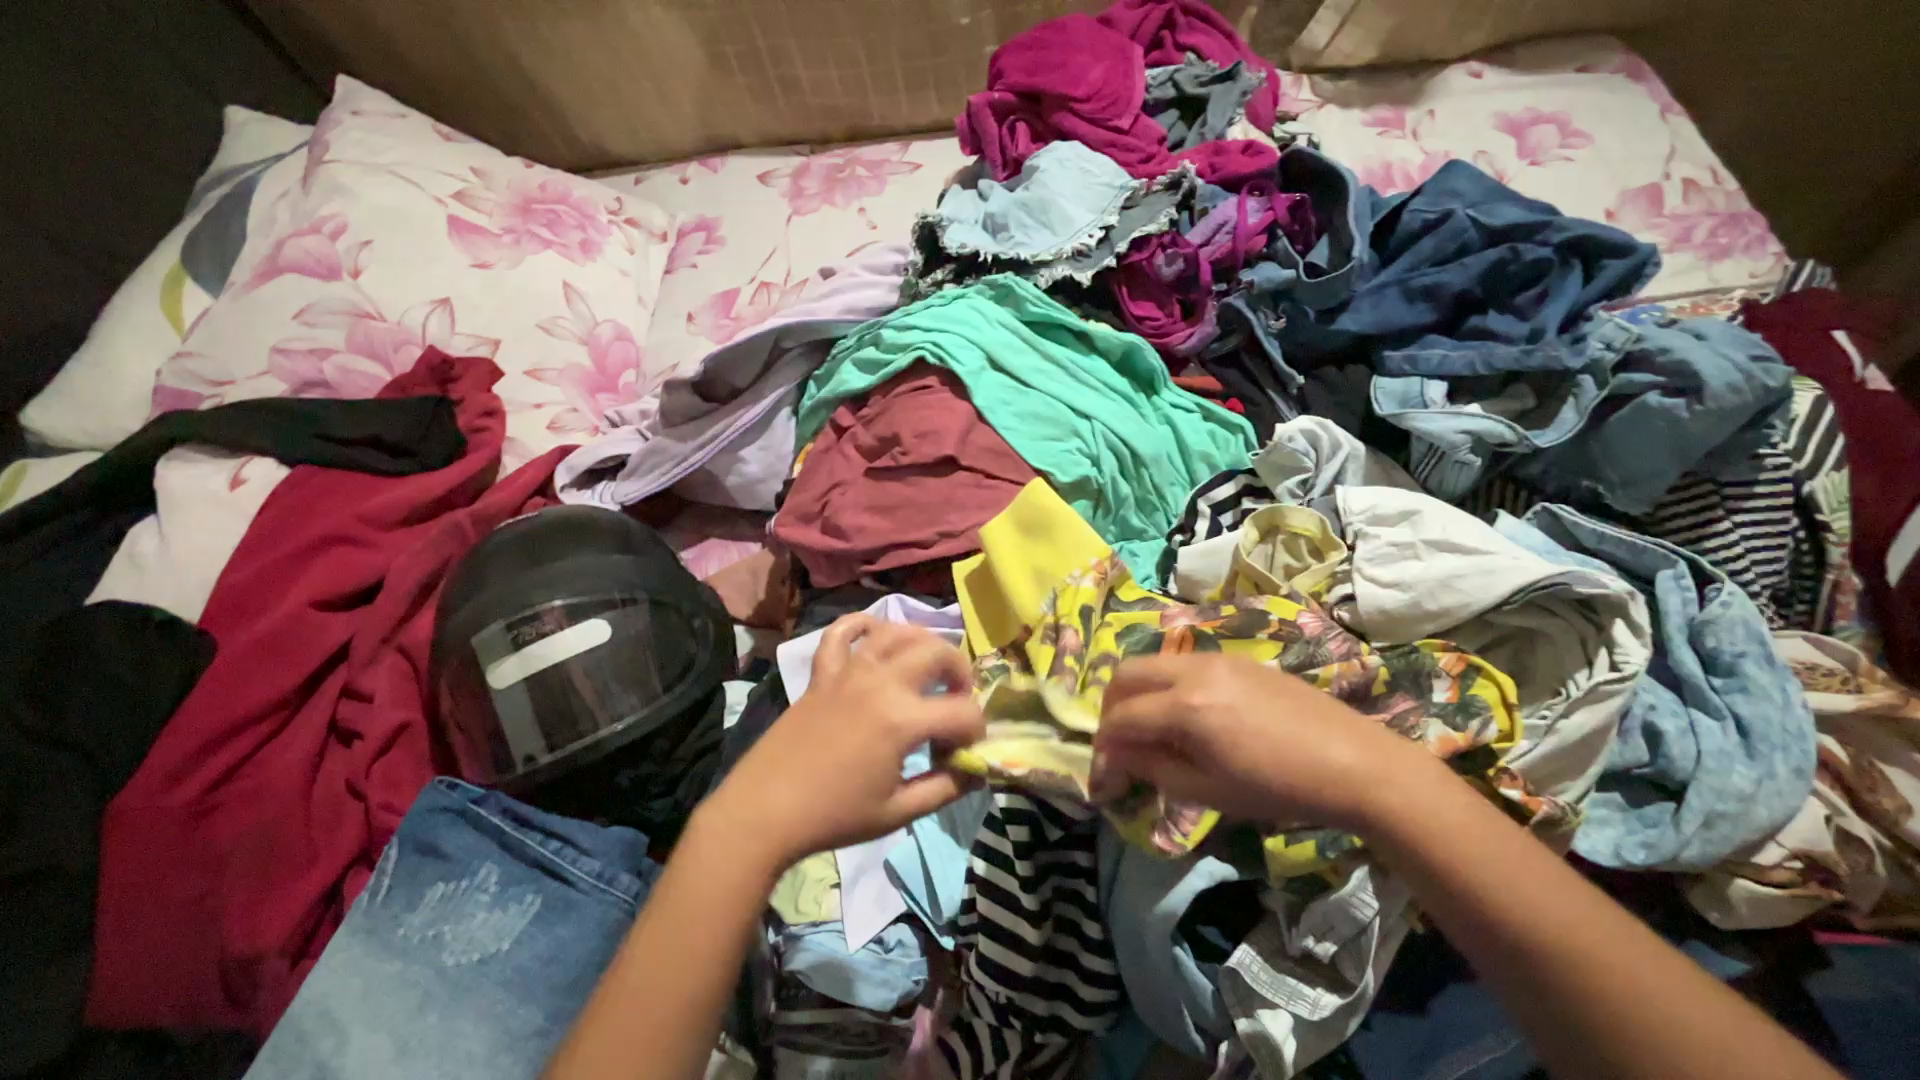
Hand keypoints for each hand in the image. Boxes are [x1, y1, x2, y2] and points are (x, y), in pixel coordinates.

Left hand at [697, 615, 986, 873]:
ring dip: (922, 643)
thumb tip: (976, 771)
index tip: (964, 753)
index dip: (976, 732)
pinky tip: (875, 635)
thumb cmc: (834, 816)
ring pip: (896, 632)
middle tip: (956, 702)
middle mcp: (880, 683)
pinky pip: (842, 633)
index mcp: (903, 720)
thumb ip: (945, 788)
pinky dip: (862, 626)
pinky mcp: (821, 674)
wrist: (764, 811)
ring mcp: (848, 672)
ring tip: (928, 669)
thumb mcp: (898, 812)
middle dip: (960, 674)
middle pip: (939, 653)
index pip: (964, 712)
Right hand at [1093, 652, 1433, 831]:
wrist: (1355, 763)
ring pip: (1154, 662)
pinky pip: (1183, 663)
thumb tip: (1117, 755)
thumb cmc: (1280, 788)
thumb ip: (1153, 768)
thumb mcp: (1208, 791)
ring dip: (1138, 693)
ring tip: (1151, 731)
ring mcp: (1218, 658)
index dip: (1103, 749)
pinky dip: (1167, 685)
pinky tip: (1187, 717)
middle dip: (1111, 709)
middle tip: (1119, 745)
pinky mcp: (1239, 659)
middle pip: (1126, 674)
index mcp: (1185, 707)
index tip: (1104, 778)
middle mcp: (1194, 670)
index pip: (1119, 719)